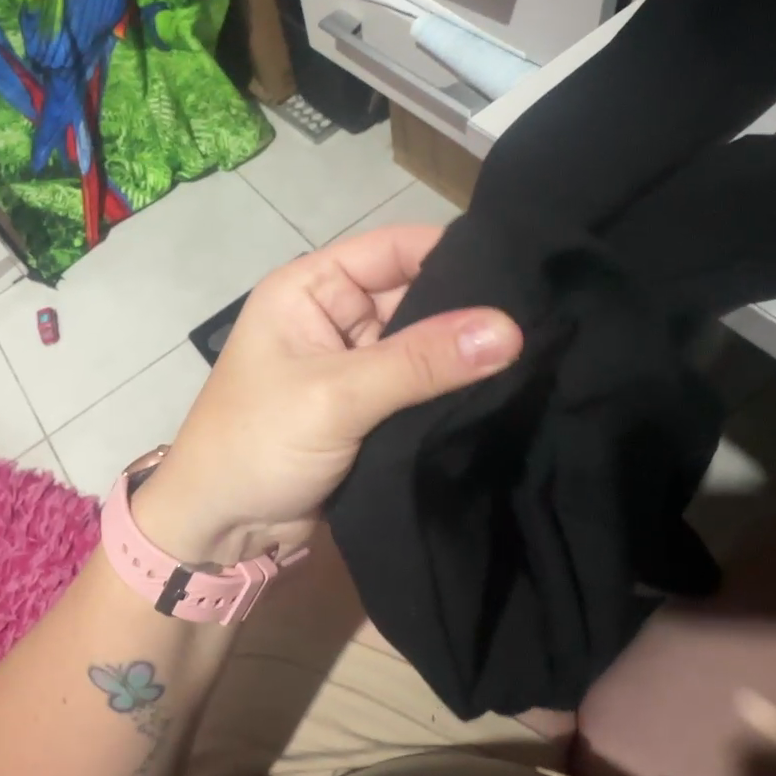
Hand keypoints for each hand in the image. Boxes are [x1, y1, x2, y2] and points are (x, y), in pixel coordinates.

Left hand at [129, 225, 521, 564]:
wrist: (220, 526)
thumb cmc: (257, 443)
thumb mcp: (336, 396)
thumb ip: (420, 362)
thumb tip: (511, 327)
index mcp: (310, 287)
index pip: (395, 249)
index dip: (457, 253)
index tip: (531, 271)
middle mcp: (334, 314)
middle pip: (417, 294)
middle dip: (472, 308)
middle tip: (555, 319)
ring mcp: (353, 362)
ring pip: (425, 343)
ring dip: (469, 353)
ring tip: (551, 353)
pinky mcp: (369, 406)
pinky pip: (421, 385)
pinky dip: (455, 389)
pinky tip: (514, 390)